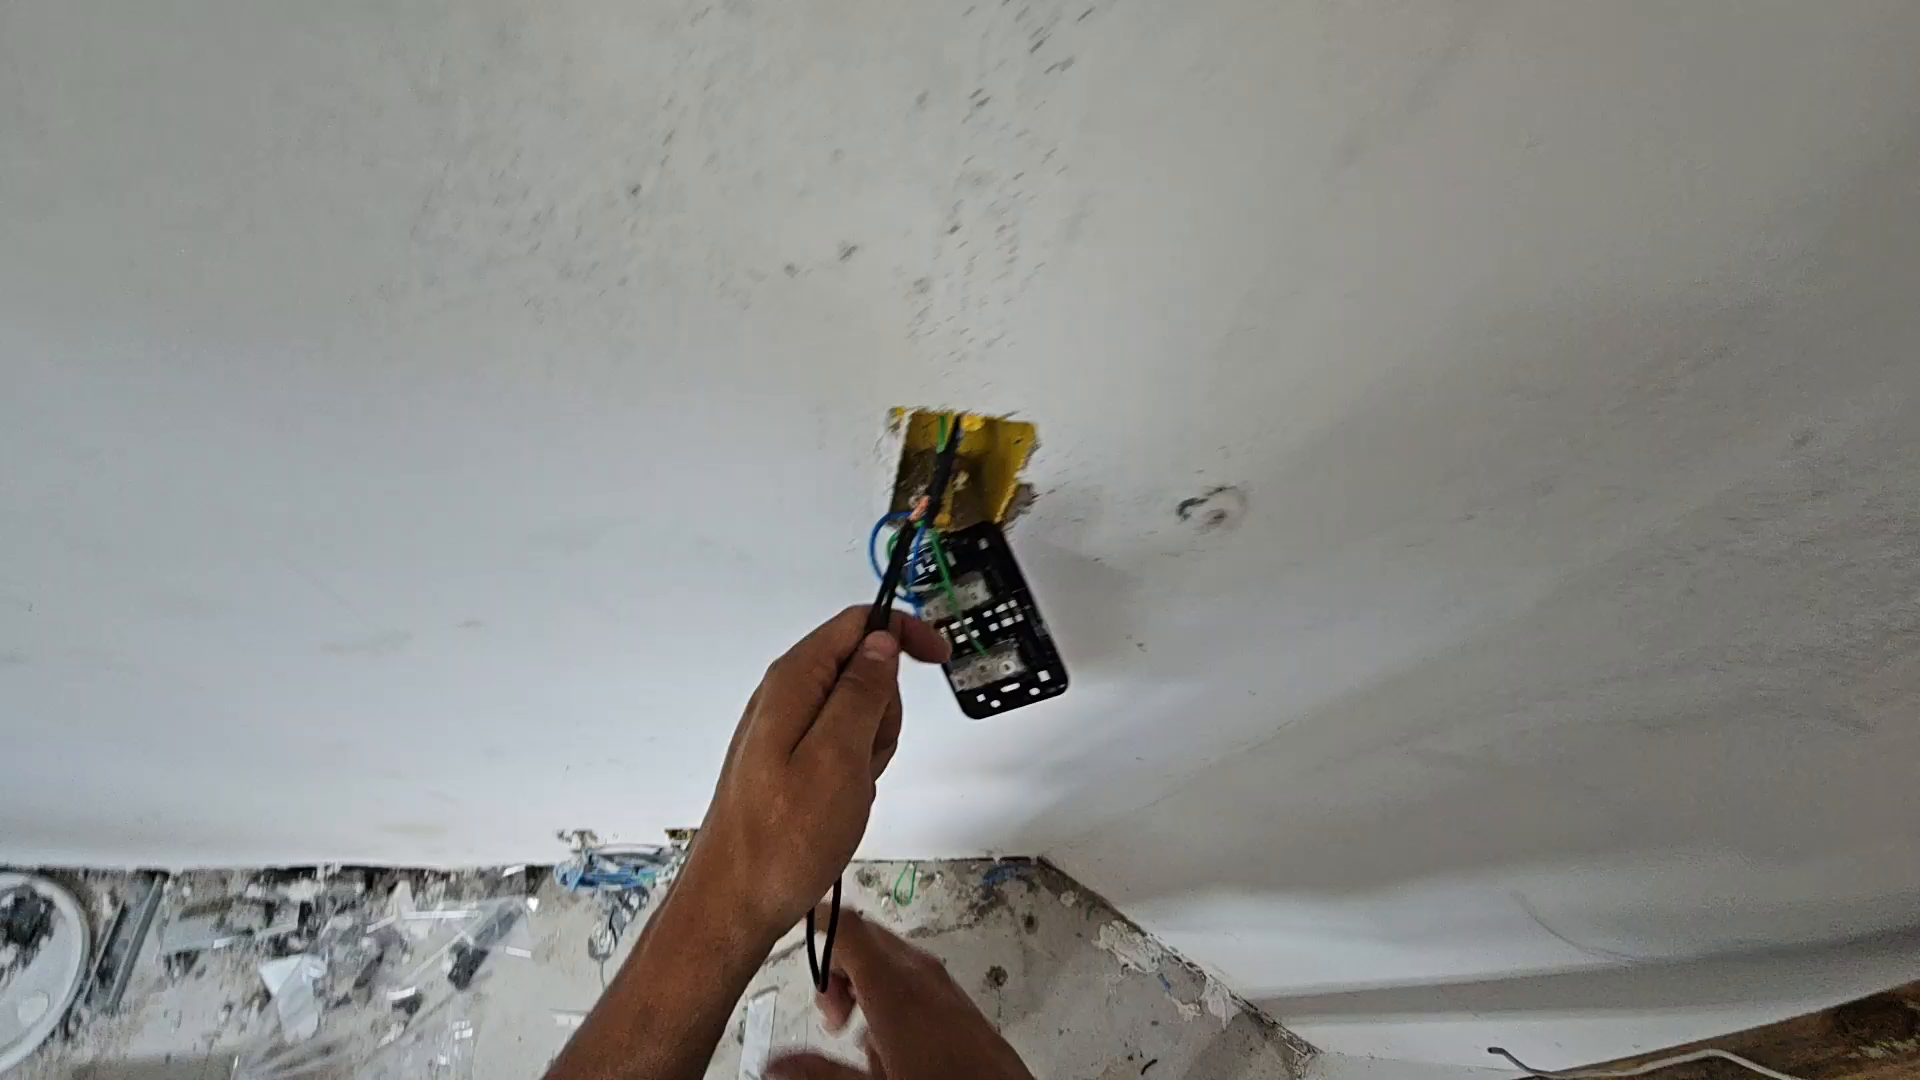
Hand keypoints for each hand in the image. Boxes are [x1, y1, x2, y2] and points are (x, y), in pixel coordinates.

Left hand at [677, 605, 949, 941]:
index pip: (857, 623)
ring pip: (858, 706)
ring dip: (873, 742)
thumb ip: (862, 690)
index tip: (939, 657)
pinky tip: (843, 796)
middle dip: (885, 706)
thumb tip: (882, 640)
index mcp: (795, 681)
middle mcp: (787, 694)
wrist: (734, 904)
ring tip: (852, 784)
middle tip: (869, 754)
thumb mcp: (838, 757)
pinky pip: (843, 740)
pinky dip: (857, 763)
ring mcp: (787, 726)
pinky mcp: (790, 756)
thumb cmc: (784, 839)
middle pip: (862, 666)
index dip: (902, 632)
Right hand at [768, 906, 1034, 1079]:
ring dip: (862, 981)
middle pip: (866, 937)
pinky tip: (888, 1041)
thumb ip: (821, 1070)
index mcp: (894, 985)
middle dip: (838, 964)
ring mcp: (940, 981)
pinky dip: (887, 991)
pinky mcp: (954, 996)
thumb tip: (776, 1063)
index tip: (800, 927)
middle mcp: (919, 971)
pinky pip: (910, 975)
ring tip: (855, 1032)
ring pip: (887, 956)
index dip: (820, 919)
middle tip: (830, 1013)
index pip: (849, 925)